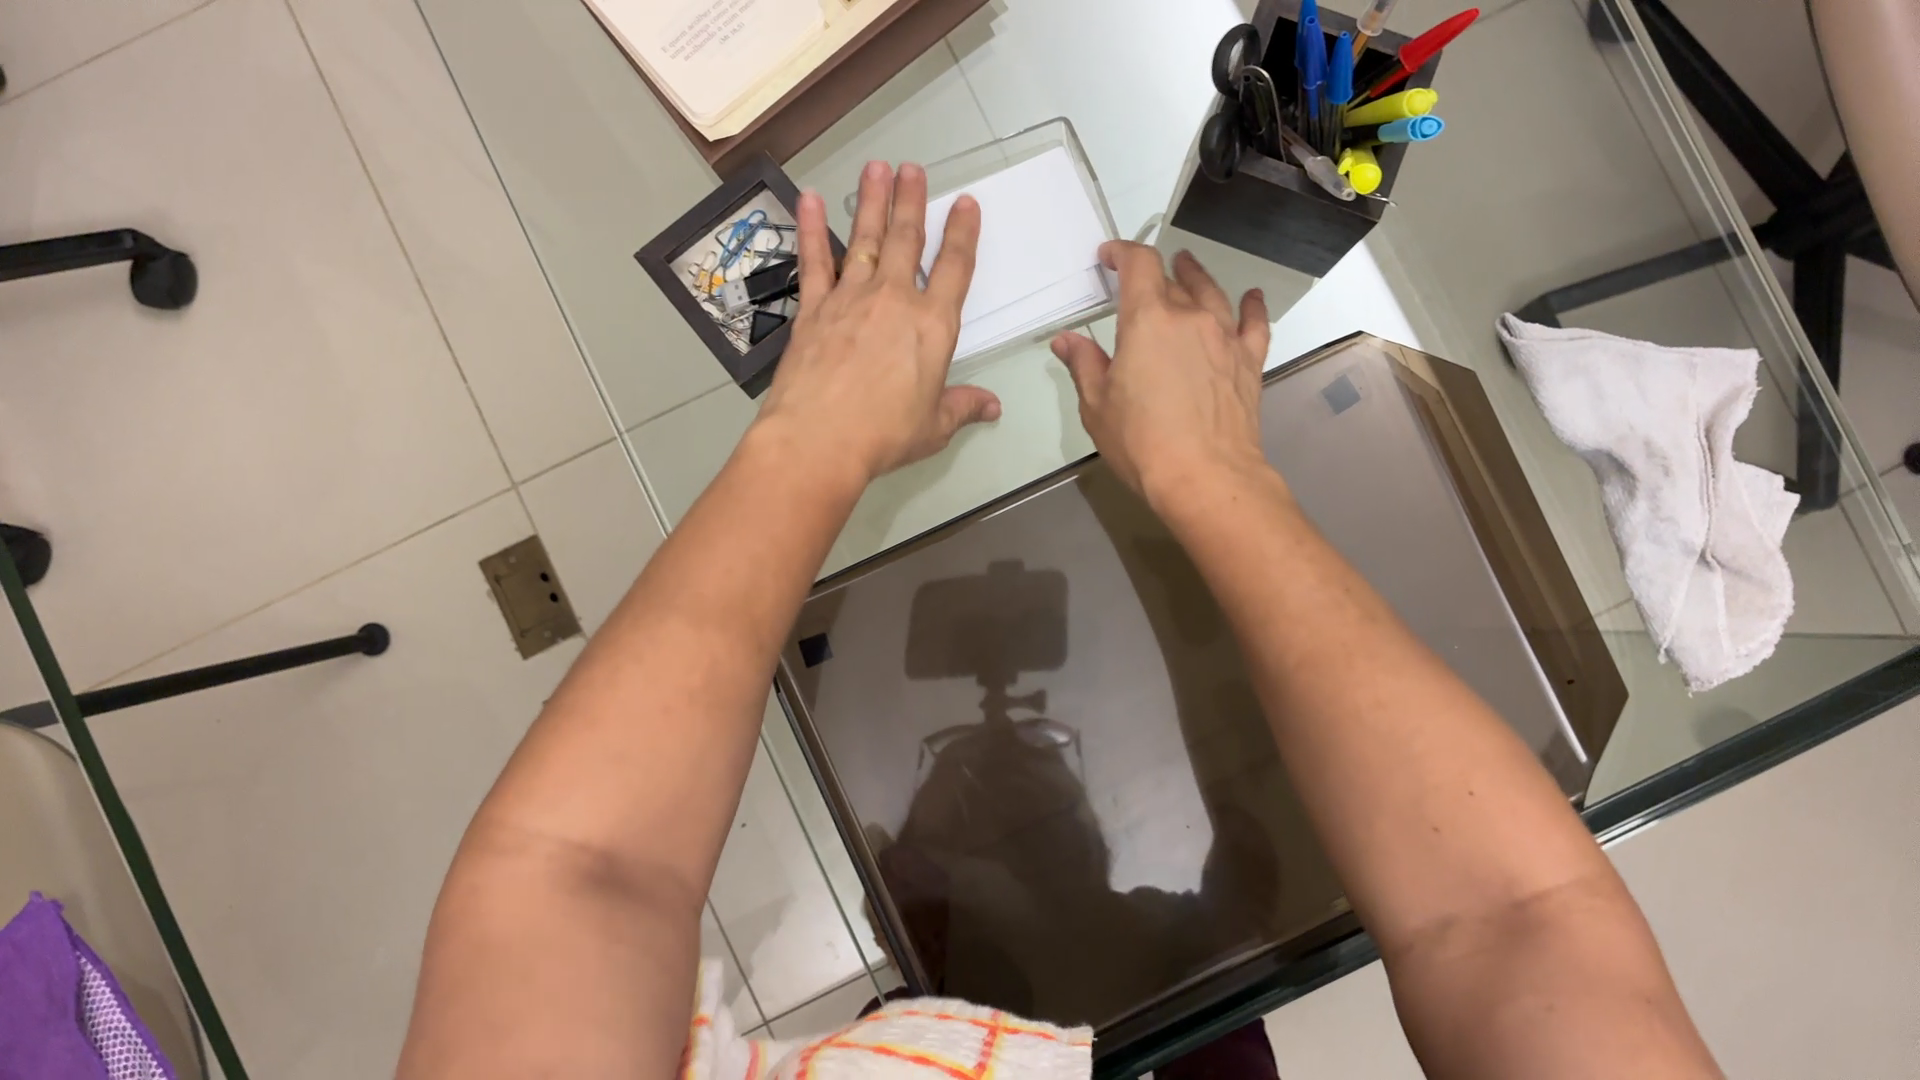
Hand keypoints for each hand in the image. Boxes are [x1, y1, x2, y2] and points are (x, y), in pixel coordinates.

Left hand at [753, 161, 1000, 485]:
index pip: (954, 268)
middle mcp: (893, 299)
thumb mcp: (934, 426)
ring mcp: (850, 299)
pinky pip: (814, 261)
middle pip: (906, 240)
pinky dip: (811, 229)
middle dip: (911, 201)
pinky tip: (808, 200)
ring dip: (871, 202)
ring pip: (863, 239)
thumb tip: (992, 407)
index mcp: (933, 325)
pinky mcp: (814, 309)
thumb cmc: (885, 435)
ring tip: (875, 168)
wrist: (820, 438)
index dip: (962, 233)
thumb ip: (962, 407)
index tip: (965, 204)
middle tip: (911, 168)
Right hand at [1052, 243, 1271, 503]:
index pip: (1138, 266)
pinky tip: (1251, 298)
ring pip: (1212, 294)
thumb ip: (1084, 365)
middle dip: (1153, 276)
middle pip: (1172, 282)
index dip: (1122, 253)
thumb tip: (1067, 340)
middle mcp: (1190, 318)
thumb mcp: (1097, 406)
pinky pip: (1255, 323)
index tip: (1109, 256)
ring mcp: (1225, 338)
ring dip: (1196, 277)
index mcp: (1147, 321)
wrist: (1206, 477)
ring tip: (1187, 268)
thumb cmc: (1141, 443)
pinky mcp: (1249, 362)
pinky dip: (1252, 306)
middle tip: (1139, 281)